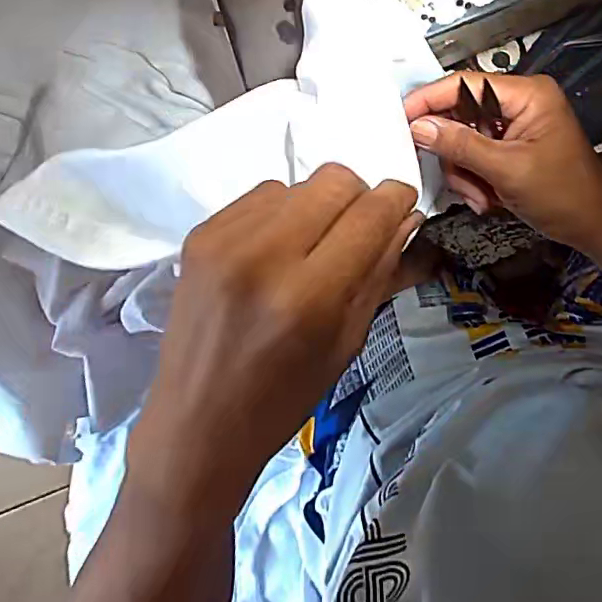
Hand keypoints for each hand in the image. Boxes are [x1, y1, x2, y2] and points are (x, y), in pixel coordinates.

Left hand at [126, 166, 421, 514]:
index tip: (404, 204)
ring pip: (295, 184)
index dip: (397, 200)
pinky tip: (274, 249)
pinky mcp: (199, 233)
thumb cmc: (281, 399)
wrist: (196, 420)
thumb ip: (380, 273)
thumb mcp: (345, 343)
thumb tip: (406, 218)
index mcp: (308, 296)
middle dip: (358, 197)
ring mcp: (224, 239)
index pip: (370, 214)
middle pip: (333, 180)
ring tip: (309, 247)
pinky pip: (258, 196)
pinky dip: (279, 212)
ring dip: (315, 205)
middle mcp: (264, 255)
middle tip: (358, 229)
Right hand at [404, 72, 601, 253]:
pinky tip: (485, 195)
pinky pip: (469, 152)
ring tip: (480, 194)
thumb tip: (420, 126)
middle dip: (453, 150)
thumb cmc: (569, 195)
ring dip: (462, 170)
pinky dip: (470, 176)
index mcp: (527, 95)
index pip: (464, 84)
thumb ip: (460, 145)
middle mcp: (517, 102)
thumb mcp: (507, 169)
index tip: (405, 117)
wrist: (597, 227)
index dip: (430, 99)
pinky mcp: (505, 143)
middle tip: (456, 174)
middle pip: (458, 112)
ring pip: (459, 136)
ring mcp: (510, 124)